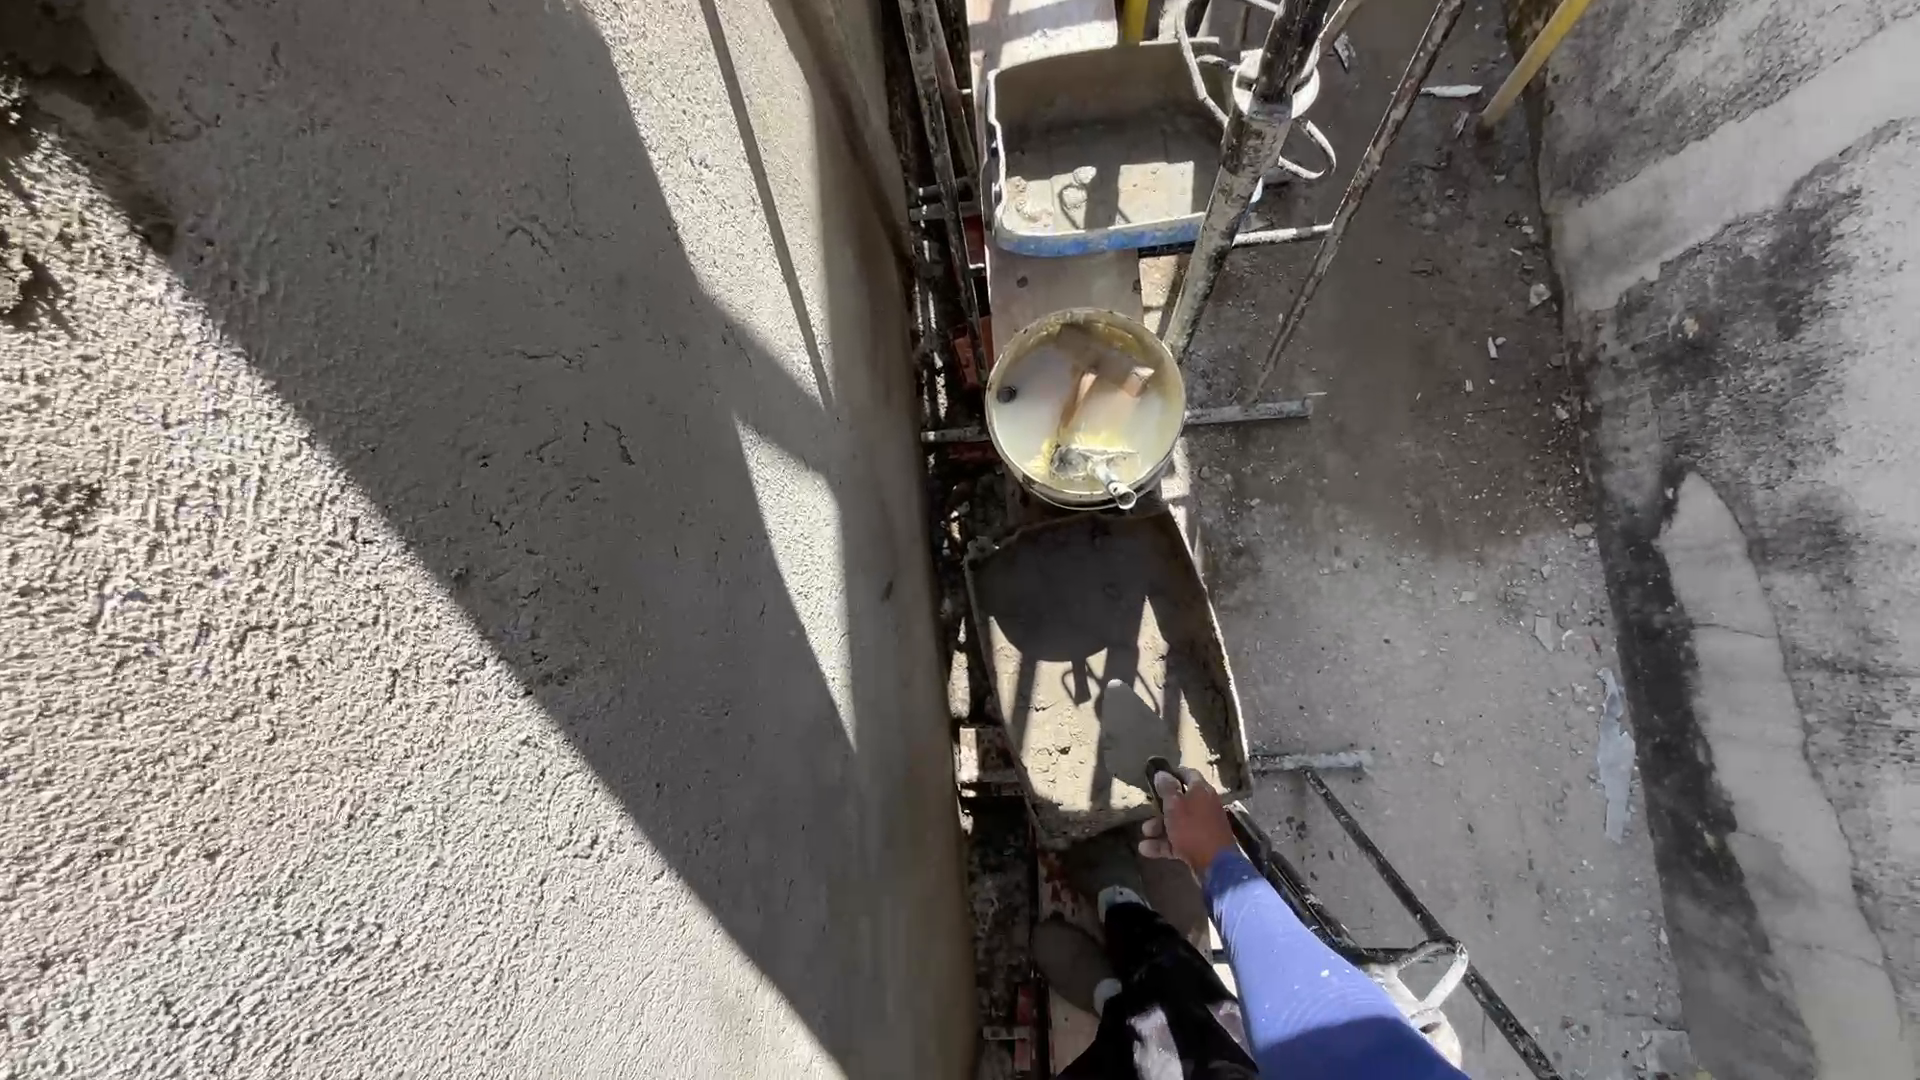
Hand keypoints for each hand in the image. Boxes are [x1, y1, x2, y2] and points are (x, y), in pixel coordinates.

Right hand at [1137, 767, 1237, 876]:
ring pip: (1177, 822)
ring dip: (1158, 827)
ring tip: (1145, 833)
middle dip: (1160, 806)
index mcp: (1202, 791)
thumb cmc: (1192, 828)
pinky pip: (1178, 840)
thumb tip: (1161, 773)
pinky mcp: (1200, 845)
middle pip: (1180, 801)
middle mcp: (1204, 806)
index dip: (1173, 773)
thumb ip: (1167, 788)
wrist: (1216, 866)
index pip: (1188, 774)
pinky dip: (1164, 844)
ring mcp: (1203, 827)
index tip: (1157, 776)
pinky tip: (1146, 849)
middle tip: (1148, 808)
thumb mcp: (1174, 805)